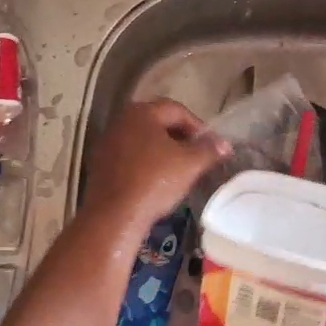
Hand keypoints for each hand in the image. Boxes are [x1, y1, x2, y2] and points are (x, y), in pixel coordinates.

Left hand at [83, 100, 229, 234]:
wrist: (114, 215)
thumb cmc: (154, 181)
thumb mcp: (189, 164)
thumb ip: (209, 150)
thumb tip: (224, 143)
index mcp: (142, 112)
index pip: (177, 110)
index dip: (198, 126)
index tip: (212, 145)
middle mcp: (121, 120)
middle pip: (158, 122)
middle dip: (181, 137)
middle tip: (197, 155)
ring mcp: (108, 142)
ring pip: (143, 140)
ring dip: (163, 150)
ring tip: (180, 169)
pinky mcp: (101, 164)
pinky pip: (130, 156)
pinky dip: (146, 163)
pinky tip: (157, 181)